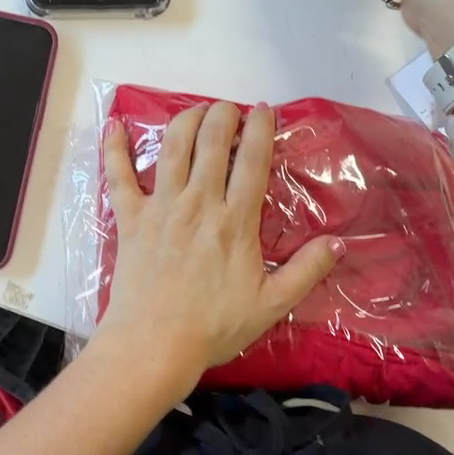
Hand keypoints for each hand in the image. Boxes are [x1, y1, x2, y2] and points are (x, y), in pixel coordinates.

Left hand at [95, 102, 343, 386]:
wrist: (154, 345)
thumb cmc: (214, 327)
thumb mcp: (271, 304)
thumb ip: (306, 271)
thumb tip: (339, 243)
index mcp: (235, 220)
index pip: (253, 160)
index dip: (260, 128)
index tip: (263, 110)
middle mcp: (198, 203)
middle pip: (212, 142)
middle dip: (223, 115)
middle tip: (230, 109)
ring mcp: (161, 207)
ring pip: (171, 147)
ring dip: (185, 120)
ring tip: (196, 110)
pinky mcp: (130, 219)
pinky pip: (118, 176)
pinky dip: (114, 148)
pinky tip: (114, 124)